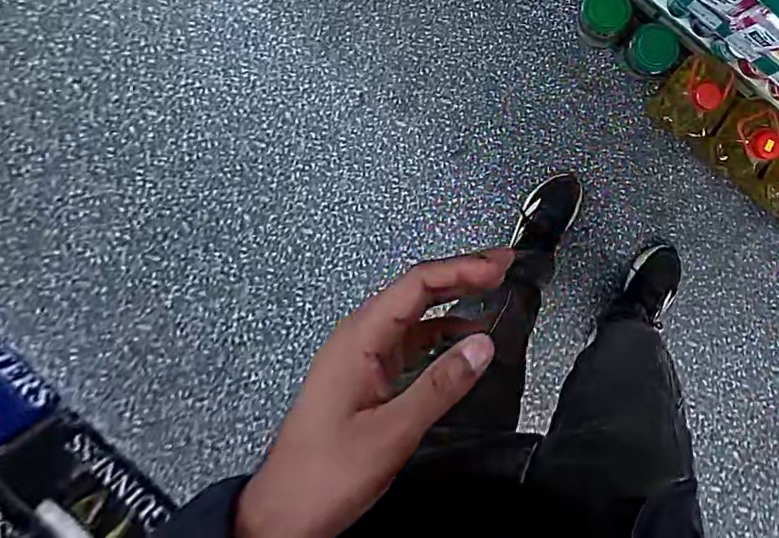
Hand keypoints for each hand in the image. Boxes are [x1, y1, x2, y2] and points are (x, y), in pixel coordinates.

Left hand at [236, 248, 514, 537]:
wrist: (276, 523)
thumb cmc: (317, 480)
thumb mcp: (389, 434)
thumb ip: (440, 386)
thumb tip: (482, 346)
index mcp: (359, 337)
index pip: (419, 282)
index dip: (463, 268)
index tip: (497, 267)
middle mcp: (359, 336)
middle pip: (418, 286)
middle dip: (464, 271)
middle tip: (501, 265)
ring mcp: (363, 353)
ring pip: (416, 307)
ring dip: (455, 294)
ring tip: (490, 287)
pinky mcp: (368, 371)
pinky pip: (413, 333)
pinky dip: (444, 325)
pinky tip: (464, 334)